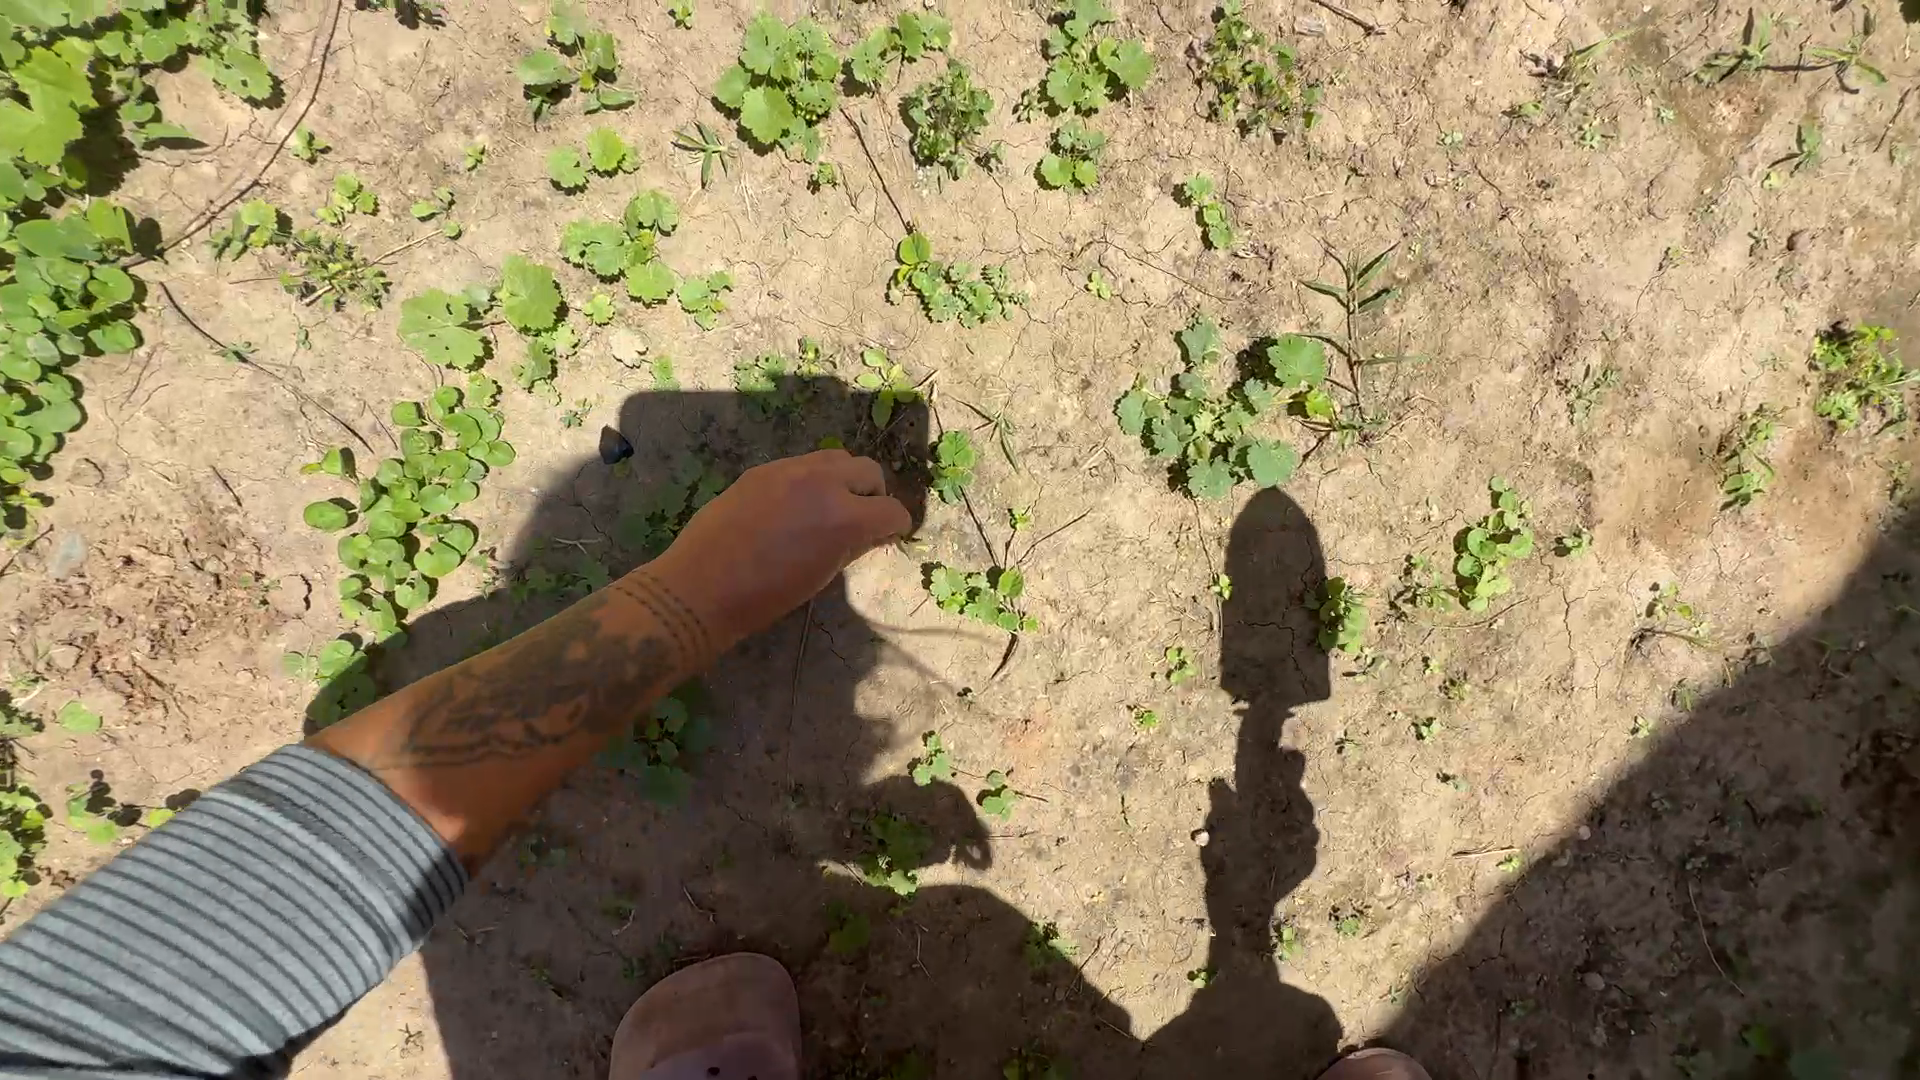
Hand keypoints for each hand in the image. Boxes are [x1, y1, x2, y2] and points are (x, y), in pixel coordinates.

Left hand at [645, 449, 910, 650]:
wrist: (702, 587)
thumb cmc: (768, 596)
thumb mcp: (823, 575)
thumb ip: (853, 545)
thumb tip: (871, 532)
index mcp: (845, 518)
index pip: (892, 510)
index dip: (896, 526)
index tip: (889, 535)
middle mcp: (823, 482)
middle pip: (868, 471)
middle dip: (873, 495)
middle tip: (861, 518)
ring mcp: (790, 470)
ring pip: (837, 458)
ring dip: (843, 479)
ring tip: (829, 506)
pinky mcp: (763, 469)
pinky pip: (802, 464)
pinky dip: (811, 480)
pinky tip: (794, 506)